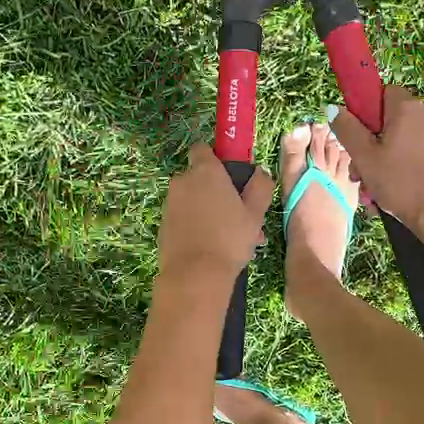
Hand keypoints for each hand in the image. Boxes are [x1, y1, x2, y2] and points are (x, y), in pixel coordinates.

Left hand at [156, 145, 274, 279]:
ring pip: (193, 201)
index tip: (230, 176)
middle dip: (217, 192)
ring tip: (231, 240)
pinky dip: (195, 227)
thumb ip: (260, 187)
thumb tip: (260, 172)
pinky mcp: (163, 225)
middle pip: (199, 178)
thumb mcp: (255, 213)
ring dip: (209, 212)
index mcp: (205, 171)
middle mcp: (182, 181)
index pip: (202, 149)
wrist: (195, 274)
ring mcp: (170, 204)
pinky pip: (183, 219)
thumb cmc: (230, 238)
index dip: (216, 158)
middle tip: (239, 217)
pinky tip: (213, 248)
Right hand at [330, 87, 423, 229]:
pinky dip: (407, 168)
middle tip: (361, 175)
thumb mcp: (364, 158)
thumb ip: (347, 130)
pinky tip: (397, 193)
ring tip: (376, 192)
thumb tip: (334, 108)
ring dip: (387, 162)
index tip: (359, 140)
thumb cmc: (400, 183)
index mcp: (408, 107)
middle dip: (373, 147)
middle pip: (393, 121)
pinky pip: (420, 154)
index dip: (367, 115)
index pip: (382, 93)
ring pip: (405, 141)